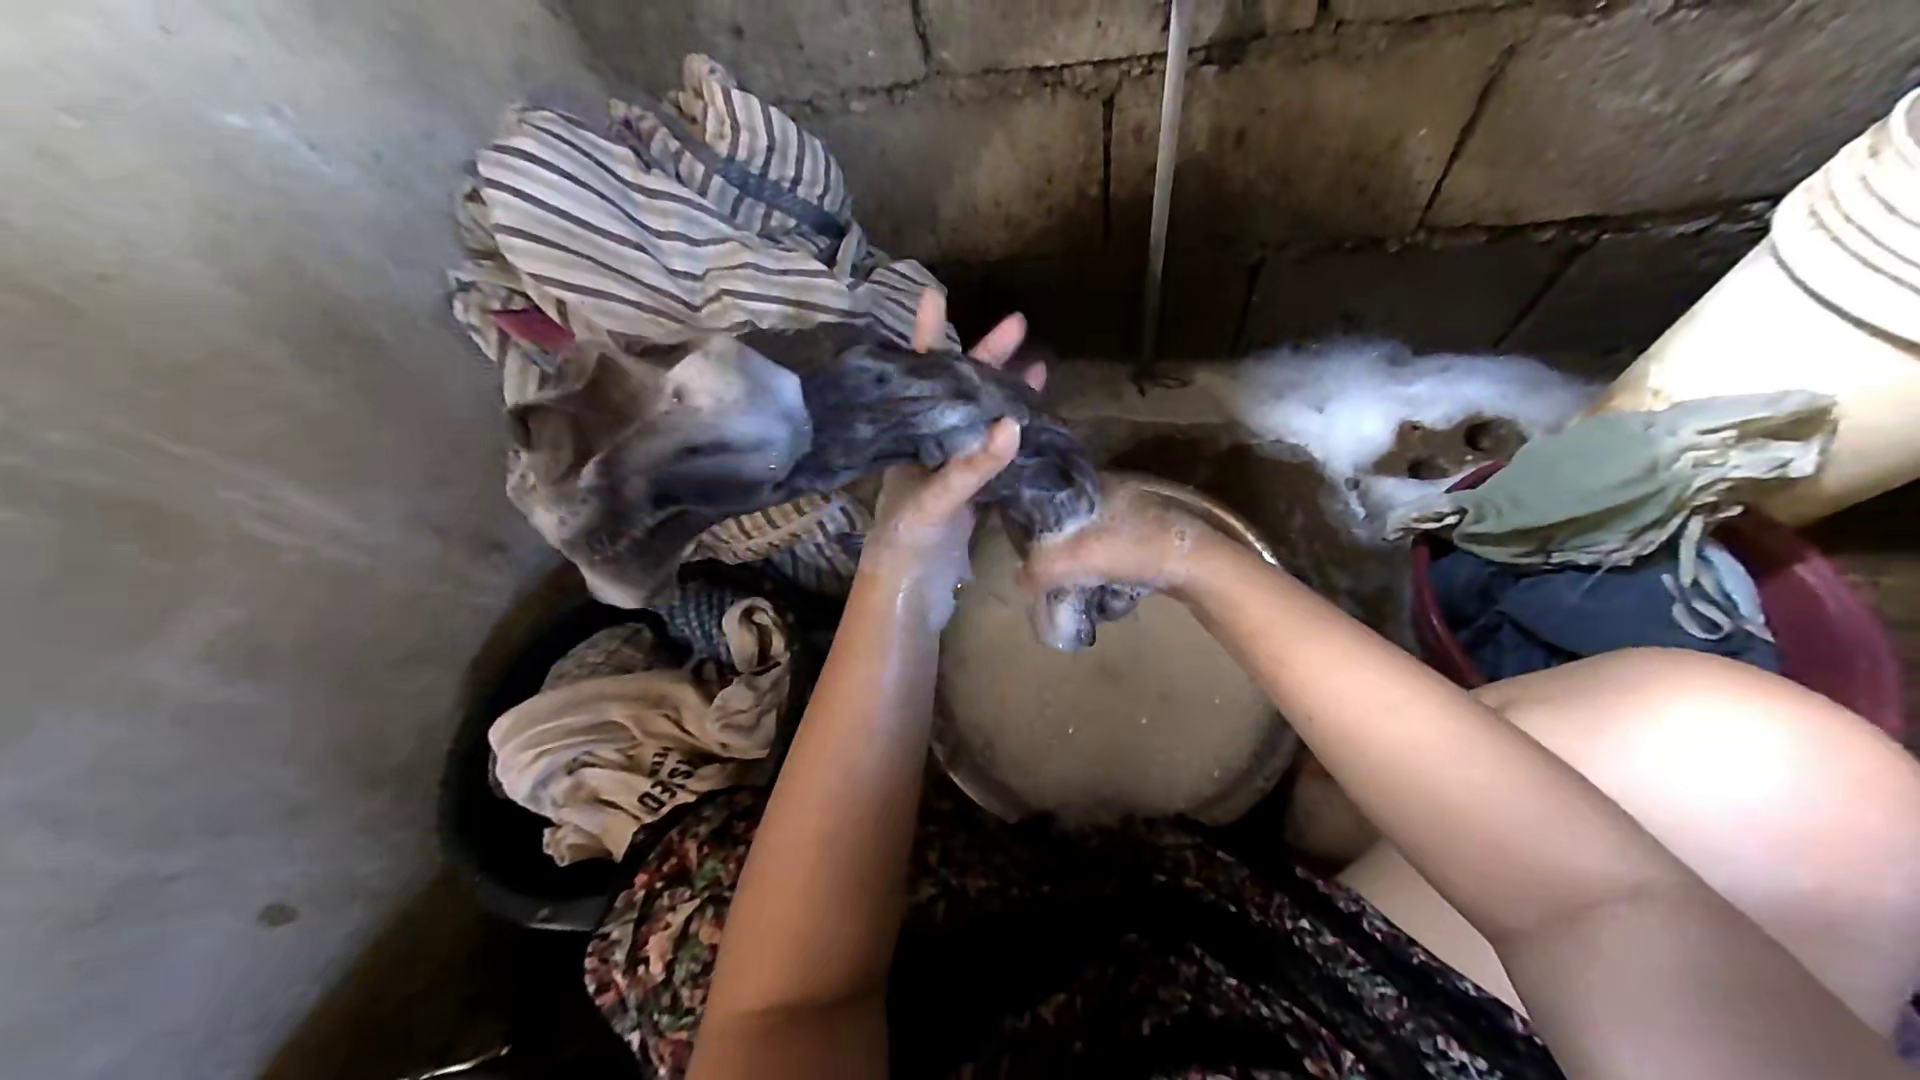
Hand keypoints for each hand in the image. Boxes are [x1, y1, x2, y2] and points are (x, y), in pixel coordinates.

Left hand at [859, 290, 1041, 616]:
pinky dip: (1012, 433)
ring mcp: (949, 460)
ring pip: (979, 414)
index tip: (934, 292)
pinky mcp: (968, 484)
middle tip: (1018, 323)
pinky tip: (1032, 420)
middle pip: (957, 386)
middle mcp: (928, 438)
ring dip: (1006, 391)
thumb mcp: (936, 499)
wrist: (909, 586)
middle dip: (985, 355)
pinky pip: (993, 447)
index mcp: (909, 431)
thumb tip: (1013, 423)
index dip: (925, 332)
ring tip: (1037, 365)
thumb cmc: (908, 538)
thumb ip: (971, 465)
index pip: (916, 371)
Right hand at [1018, 475, 1230, 598]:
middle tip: (1041, 564)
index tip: (1020, 536)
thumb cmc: (1136, 550)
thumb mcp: (1078, 559)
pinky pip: (1110, 543)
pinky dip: (1098, 560)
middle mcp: (1112, 489)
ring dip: (1077, 552)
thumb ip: (1040, 569)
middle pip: (1068, 513)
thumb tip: (1018, 580)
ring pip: (1090, 530)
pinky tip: (1095, 579)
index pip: (1049, 489)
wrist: (1200, 565)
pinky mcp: (1149, 533)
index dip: (1031, 511)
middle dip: (1054, 538)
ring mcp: (1134, 510)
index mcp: (1093, 483)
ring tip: (1065, 576)